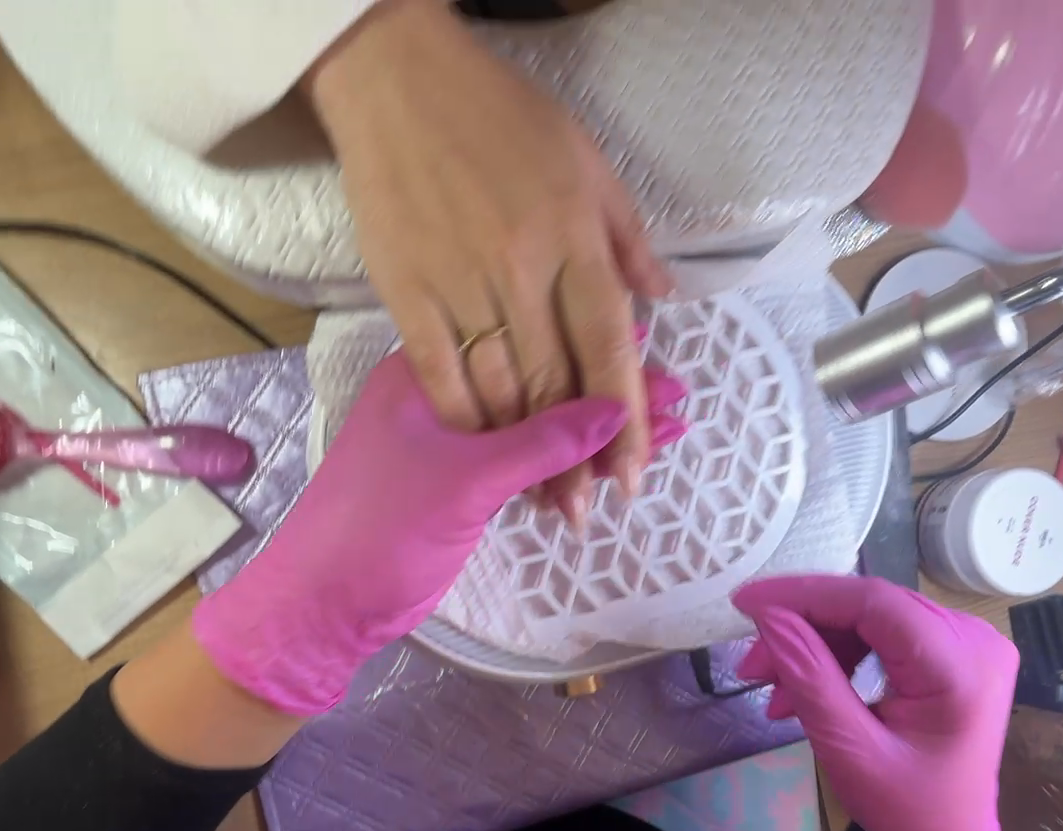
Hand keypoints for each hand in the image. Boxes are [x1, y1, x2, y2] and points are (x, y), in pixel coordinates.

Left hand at [194, 351, 686, 716]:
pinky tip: (612, 464)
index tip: (652, 353)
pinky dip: (569, 465)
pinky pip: (527, 462)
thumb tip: (618, 409)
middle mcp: (447, 394)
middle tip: (675, 399)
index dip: (590, 350)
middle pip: (541, 382)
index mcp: (431, 370)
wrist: (326, 603)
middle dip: (609, 394)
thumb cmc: (380, 529)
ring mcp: (457, 440)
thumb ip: (539, 443)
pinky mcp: (466, 481)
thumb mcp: (463, 481)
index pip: (524, 342)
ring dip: (597, 432)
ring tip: (668, 429)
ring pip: (539, 425)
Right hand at [305, 0, 674, 522]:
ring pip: (499, 390)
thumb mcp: (589, 164)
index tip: (629, 478)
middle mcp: (523, 272)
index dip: (622, 421)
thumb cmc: (503, 120)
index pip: (608, 349)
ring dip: (520, 456)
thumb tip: (665, 303)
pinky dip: (464, 421)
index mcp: (574, 241)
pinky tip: (480, 456)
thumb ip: (628, 240)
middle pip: (554, 386)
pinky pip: (440, 375)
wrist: (397, 83)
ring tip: (536, 502)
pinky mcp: (407, 294)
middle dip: (571, 460)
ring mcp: (460, 286)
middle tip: (581, 514)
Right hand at [732, 575, 1018, 830]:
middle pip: (868, 607)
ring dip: (811, 644)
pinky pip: (878, 634)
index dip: (804, 595)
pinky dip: (833, 655)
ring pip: (866, 618)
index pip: (873, 603)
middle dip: (801, 627)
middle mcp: (974, 640)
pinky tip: (799, 688)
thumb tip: (768, 617)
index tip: (746, 602)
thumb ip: (809, 677)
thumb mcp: (849, 750)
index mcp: (962, 668)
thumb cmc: (905, 810)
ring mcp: (964, 644)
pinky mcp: (948, 652)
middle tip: (752, 663)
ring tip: (769, 684)